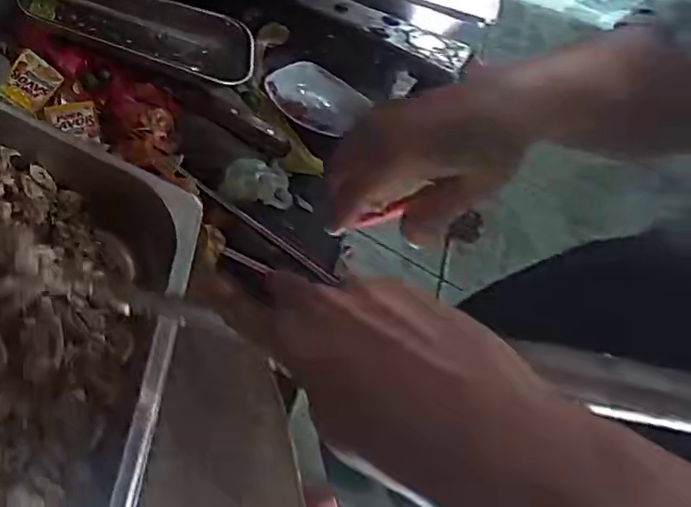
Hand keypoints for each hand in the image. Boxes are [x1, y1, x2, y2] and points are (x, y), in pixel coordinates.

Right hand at [231, 274, 688, 506]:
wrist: (533, 452)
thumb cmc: (420, 454)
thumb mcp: (341, 431)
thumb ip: (311, 383)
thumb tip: (313, 366)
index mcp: (292, 336)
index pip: (232, 302)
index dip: (213, 291)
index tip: (202, 281)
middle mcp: (320, 301)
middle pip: (284, 286)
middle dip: (291, 306)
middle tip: (315, 339)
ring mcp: (371, 290)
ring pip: (340, 294)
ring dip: (349, 316)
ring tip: (390, 359)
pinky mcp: (420, 292)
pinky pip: (387, 299)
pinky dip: (393, 320)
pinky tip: (427, 357)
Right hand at [325, 76, 531, 244]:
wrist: (498, 101)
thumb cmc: (490, 148)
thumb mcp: (472, 187)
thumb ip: (436, 212)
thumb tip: (410, 240)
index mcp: (392, 158)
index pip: (355, 190)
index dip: (342, 211)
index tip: (333, 229)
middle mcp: (370, 138)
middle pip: (338, 171)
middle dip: (337, 194)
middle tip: (349, 216)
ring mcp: (368, 123)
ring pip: (340, 156)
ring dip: (343, 178)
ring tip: (359, 197)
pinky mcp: (373, 115)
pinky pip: (348, 143)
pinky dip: (349, 162)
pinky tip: (367, 172)